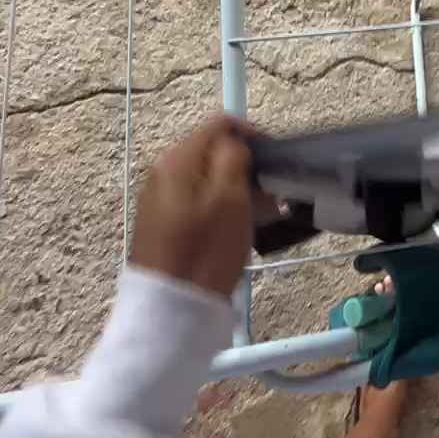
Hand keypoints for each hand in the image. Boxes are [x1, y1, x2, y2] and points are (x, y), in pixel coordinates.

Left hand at [128, 115, 257, 297]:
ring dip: (240, 189)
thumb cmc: (205, 249)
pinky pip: (200, 203)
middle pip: (214, 152)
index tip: (276, 157)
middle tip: (274, 190)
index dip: (252, 133)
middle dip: (247, 165)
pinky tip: (242, 228)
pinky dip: (224, 207)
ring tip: (265, 213)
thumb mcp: (229, 195)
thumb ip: (234, 154)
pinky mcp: (165, 226)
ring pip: (209, 180)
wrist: (171, 312)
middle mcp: (163, 174)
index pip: (220, 125)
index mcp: (177, 160)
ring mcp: (161, 201)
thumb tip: (235, 139)